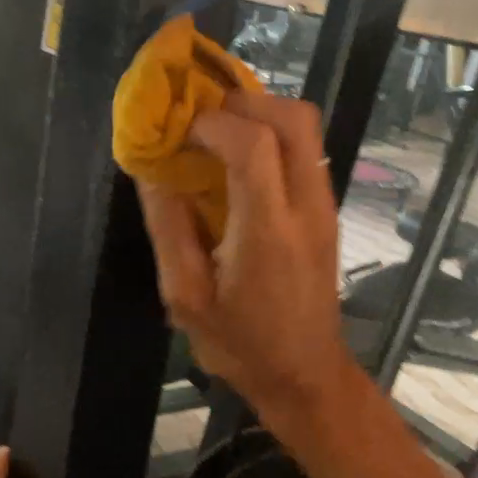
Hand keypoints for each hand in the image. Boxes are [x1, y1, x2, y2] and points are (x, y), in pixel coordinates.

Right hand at [136, 92, 350, 421]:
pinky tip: (233, 160)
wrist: (305, 376)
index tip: (175, 132)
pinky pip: (303, 150)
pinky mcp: (325, 210)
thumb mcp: (185, 295)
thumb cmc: (239, 342)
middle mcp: (306, 207)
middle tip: (197, 118)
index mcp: (267, 230)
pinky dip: (268, 135)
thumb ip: (168, 228)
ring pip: (305, 128)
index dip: (210, 122)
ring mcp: (323, 206)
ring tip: (212, 133)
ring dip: (257, 114)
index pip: (253, 144)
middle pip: (293, 118)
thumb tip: (151, 171)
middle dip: (241, 101)